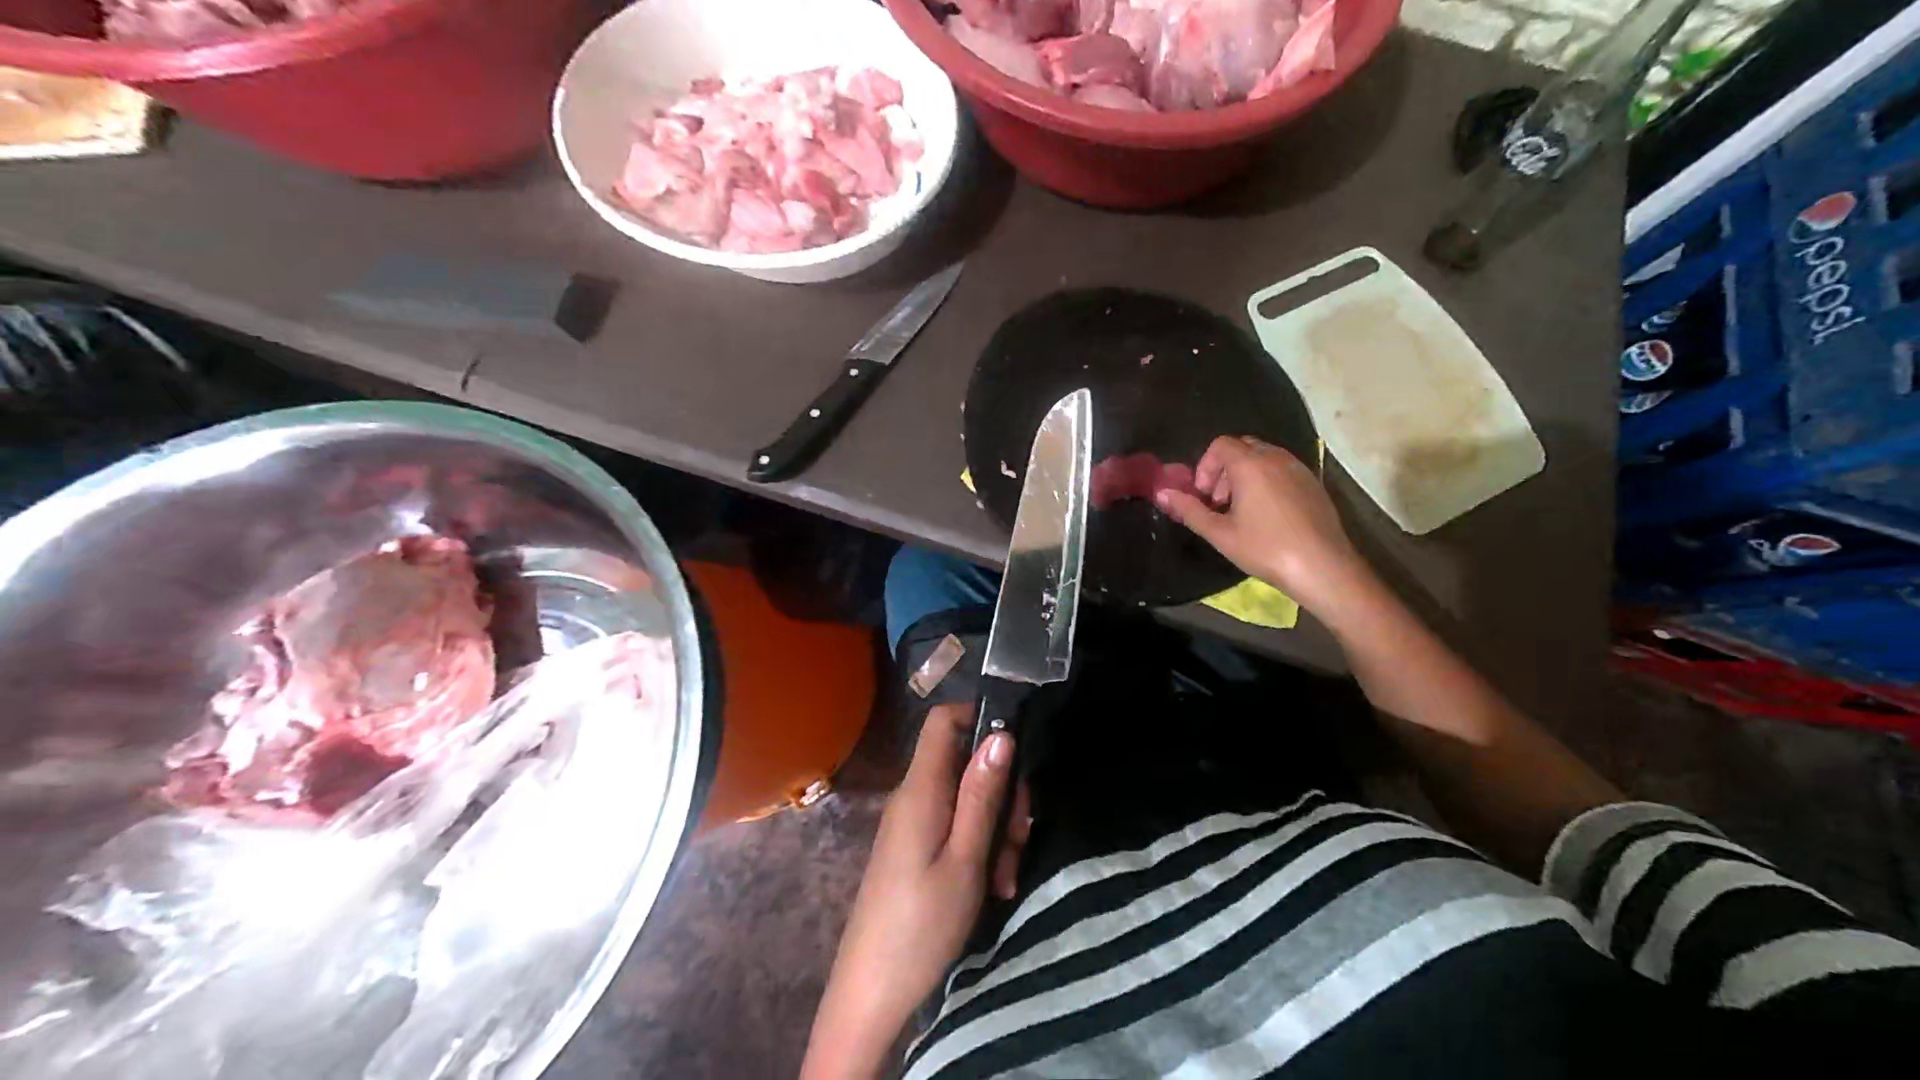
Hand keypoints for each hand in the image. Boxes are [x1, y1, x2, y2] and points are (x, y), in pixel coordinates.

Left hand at [801, 704, 1030, 1079]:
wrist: (870, 992)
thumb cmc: (922, 925)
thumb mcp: (965, 860)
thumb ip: (982, 795)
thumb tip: (1001, 733)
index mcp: (921, 789)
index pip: (942, 720)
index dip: (978, 717)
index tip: (1016, 749)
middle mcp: (913, 796)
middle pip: (965, 763)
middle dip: (1002, 793)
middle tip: (1019, 839)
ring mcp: (912, 823)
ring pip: (966, 799)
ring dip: (996, 828)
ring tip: (1005, 878)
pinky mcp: (914, 848)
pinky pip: (954, 827)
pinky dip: (978, 847)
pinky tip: (992, 886)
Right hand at [1154, 436, 1367, 614]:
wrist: (1323, 566)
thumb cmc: (1265, 549)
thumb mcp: (1220, 533)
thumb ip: (1189, 509)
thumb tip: (1161, 493)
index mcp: (1251, 465)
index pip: (1221, 444)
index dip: (1205, 466)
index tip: (1204, 496)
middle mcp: (1276, 457)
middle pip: (1242, 447)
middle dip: (1223, 470)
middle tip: (1218, 502)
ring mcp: (1298, 468)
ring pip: (1263, 457)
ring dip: (1244, 475)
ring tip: (1241, 510)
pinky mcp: (1313, 482)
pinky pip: (1282, 469)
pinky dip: (1266, 480)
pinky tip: (1266, 515)